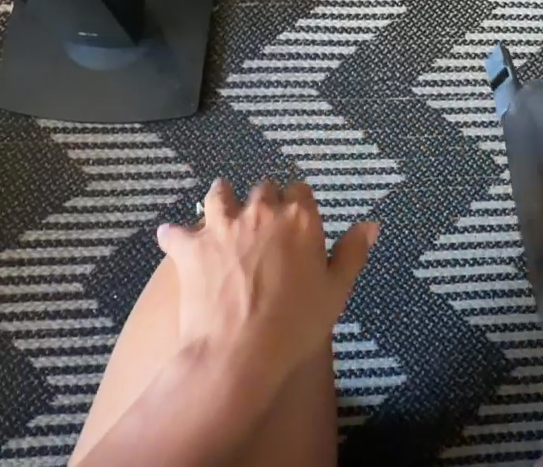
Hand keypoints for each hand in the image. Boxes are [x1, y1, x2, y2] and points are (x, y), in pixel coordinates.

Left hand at [156, 179, 377, 379]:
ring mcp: (222, 225)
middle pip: (263, 188)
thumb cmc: (296, 324)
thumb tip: (370, 223)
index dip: (299, 204)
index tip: (297, 222)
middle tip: (264, 224)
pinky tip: (172, 238)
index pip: (301, 191)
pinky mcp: (190, 246)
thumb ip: (352, 252)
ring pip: (219, 194)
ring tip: (221, 211)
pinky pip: (175, 231)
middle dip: (264, 201)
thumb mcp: (336, 291)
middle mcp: (261, 211)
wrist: (239, 354)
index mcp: (299, 217)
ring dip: (221, 200)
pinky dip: (174, 235)